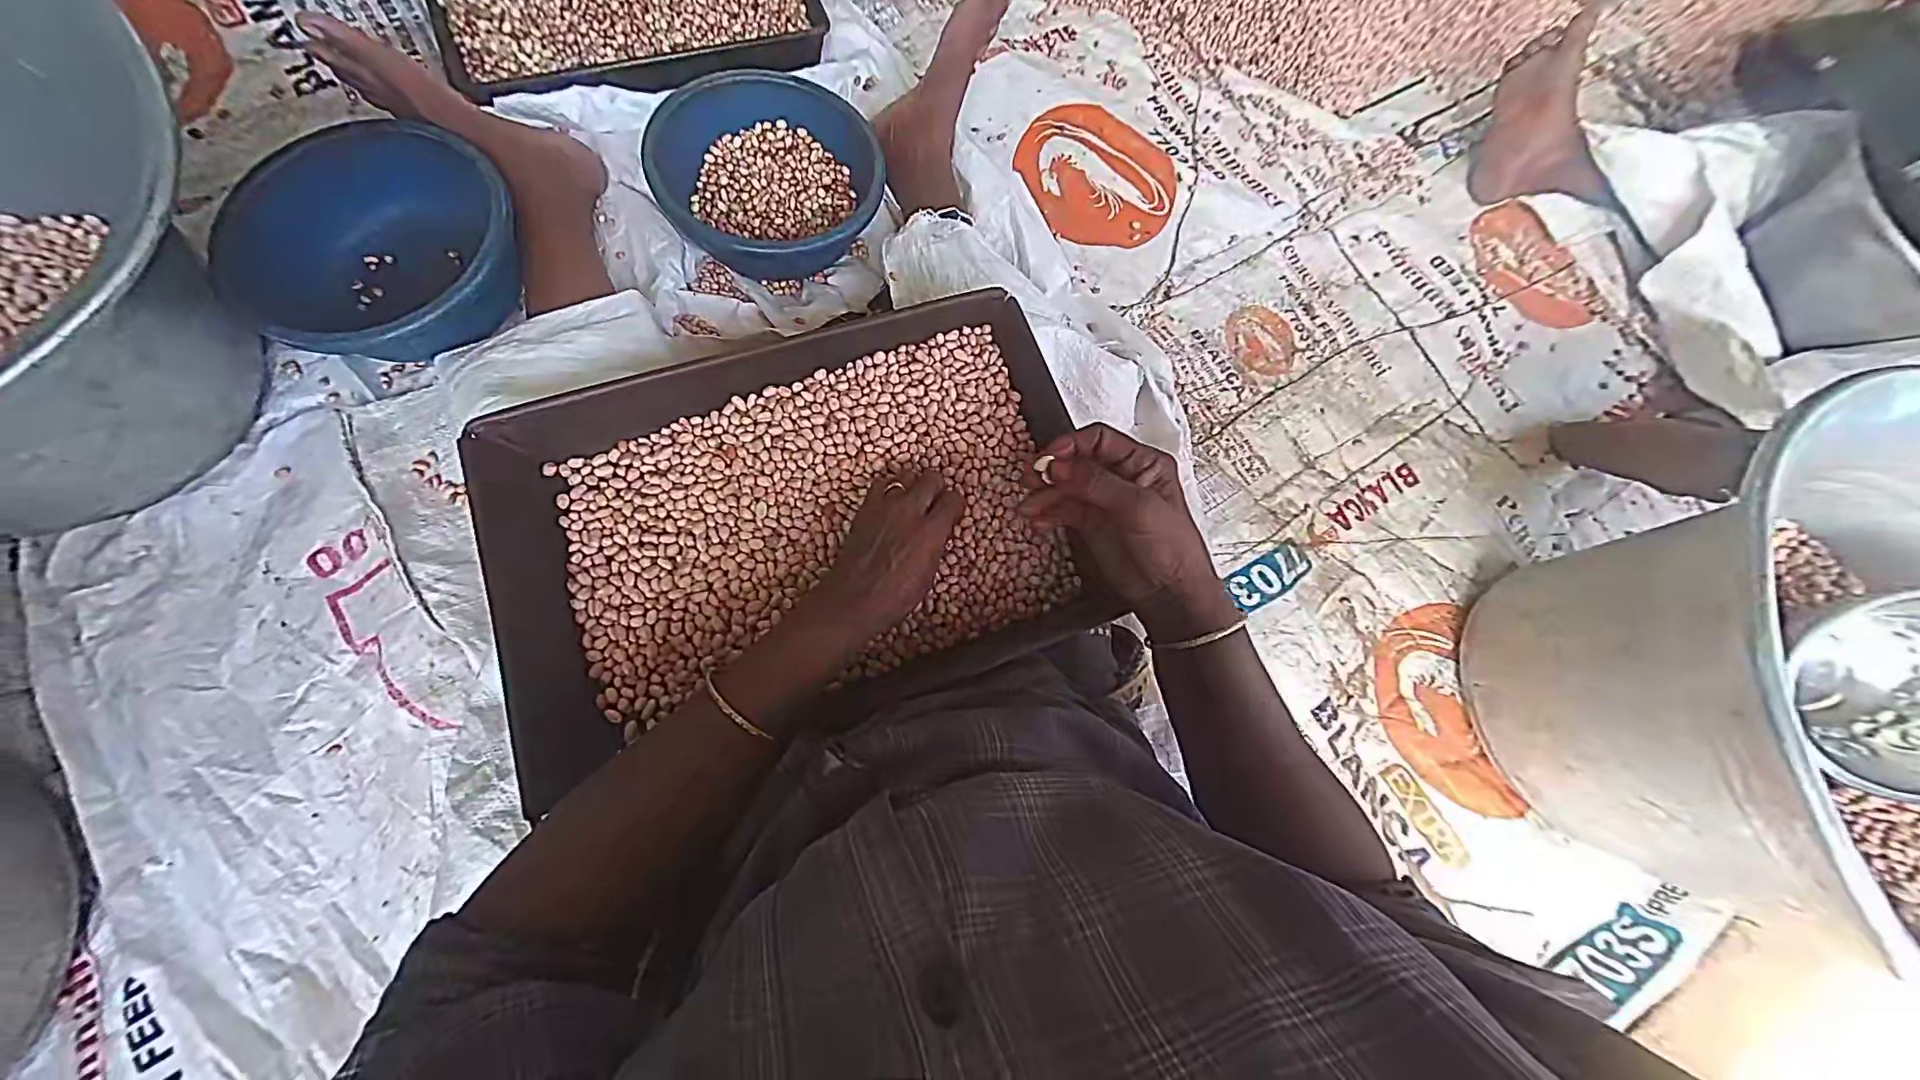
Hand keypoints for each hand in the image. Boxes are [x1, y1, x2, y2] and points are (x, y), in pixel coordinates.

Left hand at [809, 470, 963, 644]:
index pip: (953, 499)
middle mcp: (909, 512)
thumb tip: (937, 533)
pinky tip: (891, 502)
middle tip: (935, 502)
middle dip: (937, 488)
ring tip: (913, 500)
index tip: (952, 512)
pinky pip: (881, 483)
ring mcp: (885, 507)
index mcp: (931, 532)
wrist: (853, 600)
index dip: (955, 505)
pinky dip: (889, 487)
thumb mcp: (927, 575)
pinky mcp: (865, 508)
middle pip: (932, 478)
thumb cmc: (893, 597)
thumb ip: (935, 545)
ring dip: (913, 484)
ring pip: (907, 475)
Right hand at [1017, 424, 1234, 640]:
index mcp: (1143, 463)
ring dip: (1045, 493)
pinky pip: (1065, 510)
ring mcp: (1106, 501)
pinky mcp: (1094, 523)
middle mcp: (1123, 477)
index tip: (1049, 458)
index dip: (1071, 445)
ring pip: (1067, 487)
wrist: (1171, 593)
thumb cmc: (1174, 549)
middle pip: (1078, 462)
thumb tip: (1061, 465)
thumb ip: (1097, 483)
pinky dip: (1049, 513)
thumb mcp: (1138, 507)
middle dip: (1052, 469)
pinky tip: (1038, 519)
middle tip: (1032, 478)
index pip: (1099, 440)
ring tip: (1029, 505)